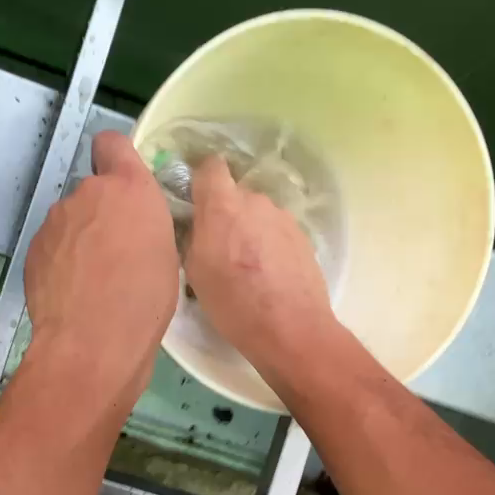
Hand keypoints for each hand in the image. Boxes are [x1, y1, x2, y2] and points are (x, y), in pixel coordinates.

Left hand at [23, 132, 178, 398]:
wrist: (90, 343)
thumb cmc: (144, 299)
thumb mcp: (166, 253)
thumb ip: (143, 222)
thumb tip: (128, 225)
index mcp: (127, 188)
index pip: (111, 143)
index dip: (115, 158)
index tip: (123, 184)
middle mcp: (86, 194)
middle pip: (92, 192)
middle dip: (100, 213)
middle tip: (117, 252)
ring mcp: (54, 222)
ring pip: (70, 221)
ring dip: (80, 239)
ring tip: (94, 280)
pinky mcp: (33, 250)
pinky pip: (52, 247)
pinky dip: (61, 262)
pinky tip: (73, 293)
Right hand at [186, 155, 338, 395]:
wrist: (290, 328)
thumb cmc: (231, 301)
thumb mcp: (193, 269)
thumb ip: (192, 234)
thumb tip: (193, 222)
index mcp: (222, 206)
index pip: (211, 166)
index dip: (201, 177)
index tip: (194, 196)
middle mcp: (255, 202)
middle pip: (234, 194)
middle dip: (224, 212)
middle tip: (214, 244)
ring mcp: (283, 218)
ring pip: (256, 214)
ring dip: (247, 229)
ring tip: (242, 265)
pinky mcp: (302, 237)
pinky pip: (274, 231)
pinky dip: (267, 244)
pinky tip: (265, 274)